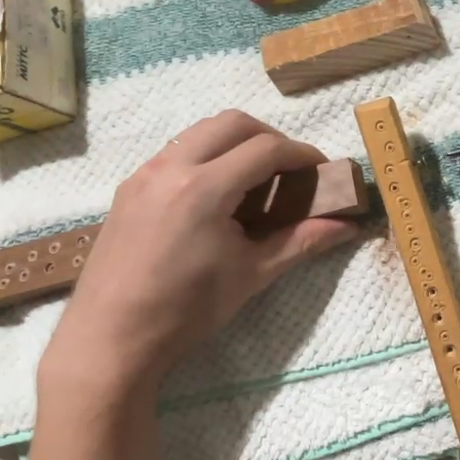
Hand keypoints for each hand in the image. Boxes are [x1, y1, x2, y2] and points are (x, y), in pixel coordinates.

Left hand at [39, 111, 360, 393]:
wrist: (111, 337)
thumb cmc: (187, 309)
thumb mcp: (252, 274)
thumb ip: (302, 242)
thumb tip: (348, 228)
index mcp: (204, 188)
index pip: (266, 149)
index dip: (302, 154)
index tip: (322, 169)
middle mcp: (171, 167)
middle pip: (233, 123)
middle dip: (271, 137)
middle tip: (291, 168)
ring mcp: (145, 174)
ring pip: (200, 131)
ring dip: (236, 141)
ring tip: (257, 176)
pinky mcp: (129, 187)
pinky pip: (176, 151)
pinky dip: (207, 154)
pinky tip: (218, 192)